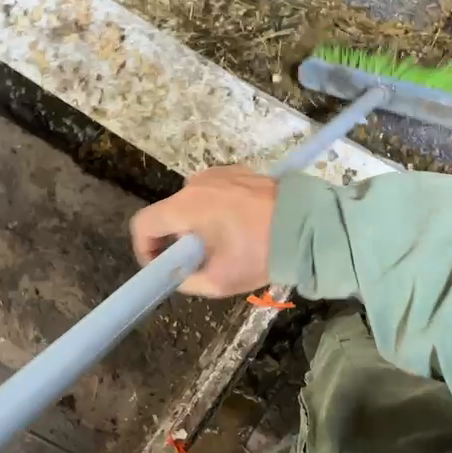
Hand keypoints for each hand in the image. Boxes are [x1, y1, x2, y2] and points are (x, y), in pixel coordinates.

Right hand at [130, 165, 277, 297]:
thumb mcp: (220, 281)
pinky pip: (213, 193)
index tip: (161, 266)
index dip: (144, 249)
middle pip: (168, 213)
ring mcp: (218, 173)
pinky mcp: (238, 172)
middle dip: (175, 239)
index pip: (143, 223)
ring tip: (223, 245)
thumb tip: (176, 273)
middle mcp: (196, 183)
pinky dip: (215, 211)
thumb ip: (186, 280)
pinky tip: (239, 228)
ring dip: (197, 225)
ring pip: (191, 203)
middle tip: (198, 261)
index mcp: (186, 207)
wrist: (308, 225)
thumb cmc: (261, 253)